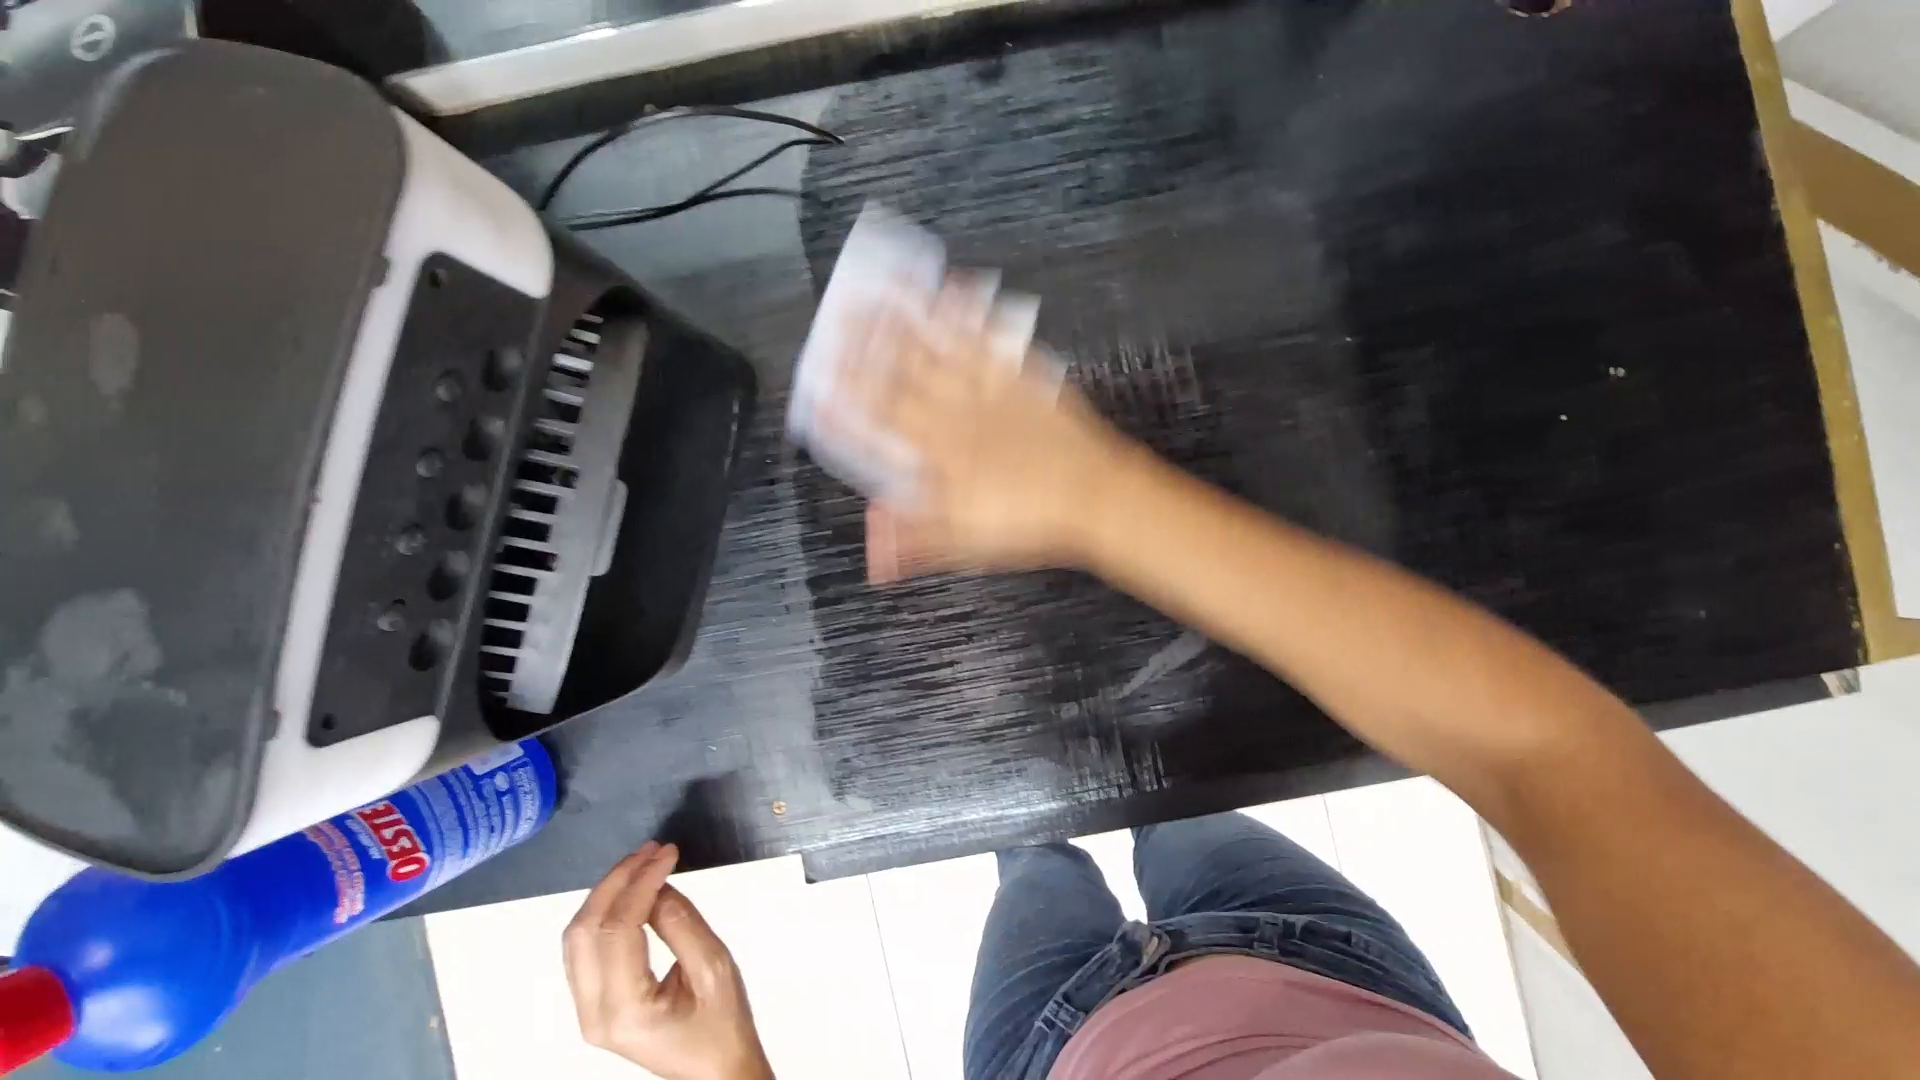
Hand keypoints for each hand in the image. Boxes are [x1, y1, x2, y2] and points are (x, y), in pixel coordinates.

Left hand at [563, 842, 771, 1079]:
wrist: (716, 1074)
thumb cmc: (723, 1026)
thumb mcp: (715, 969)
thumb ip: (682, 924)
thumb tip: (656, 885)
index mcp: (625, 1009)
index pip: (618, 929)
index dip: (640, 883)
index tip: (668, 853)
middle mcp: (593, 1014)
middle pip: (584, 931)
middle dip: (616, 882)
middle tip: (652, 851)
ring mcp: (587, 1013)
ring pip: (577, 938)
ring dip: (606, 894)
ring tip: (642, 863)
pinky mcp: (592, 1006)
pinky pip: (584, 951)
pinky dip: (603, 914)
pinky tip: (629, 892)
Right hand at [848, 292, 1142, 582]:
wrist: (1093, 497)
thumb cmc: (1030, 522)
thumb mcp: (965, 542)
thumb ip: (914, 539)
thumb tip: (873, 550)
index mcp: (938, 454)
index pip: (880, 424)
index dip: (846, 405)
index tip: (819, 387)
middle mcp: (957, 414)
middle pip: (902, 377)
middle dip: (864, 349)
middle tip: (836, 321)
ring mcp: (990, 390)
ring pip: (939, 350)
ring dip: (907, 321)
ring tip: (880, 293)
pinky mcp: (1022, 376)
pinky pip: (989, 338)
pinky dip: (969, 312)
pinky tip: (955, 286)